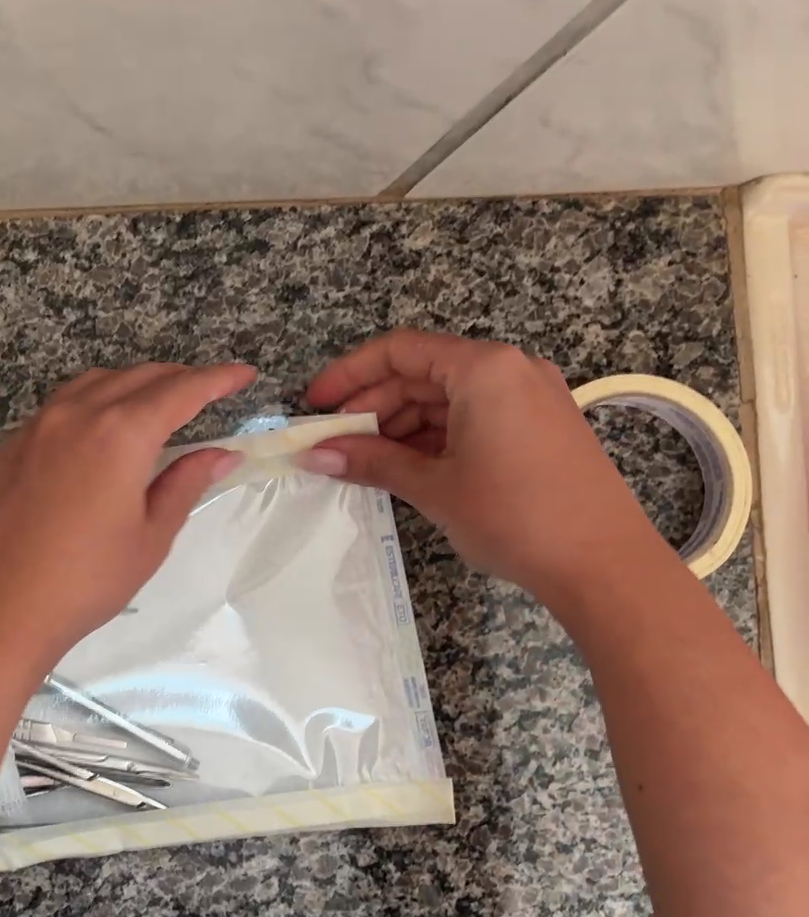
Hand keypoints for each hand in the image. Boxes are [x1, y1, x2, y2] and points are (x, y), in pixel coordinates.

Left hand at [0, 362, 254, 669]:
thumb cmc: (84, 581)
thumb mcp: (149, 537)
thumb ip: (185, 484)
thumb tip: (221, 454)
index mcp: (118, 433)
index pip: (179, 390)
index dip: (217, 379)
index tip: (243, 374)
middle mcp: (73, 416)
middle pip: (135, 379)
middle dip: (176, 379)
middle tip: (205, 393)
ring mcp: (34, 429)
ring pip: (91, 385)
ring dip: (129, 385)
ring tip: (154, 406)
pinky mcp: (8, 448)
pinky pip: (57, 407)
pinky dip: (89, 403)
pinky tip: (97, 430)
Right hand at [297, 329, 662, 595]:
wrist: (605, 565)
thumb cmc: (515, 514)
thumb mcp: (430, 485)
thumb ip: (368, 461)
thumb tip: (311, 455)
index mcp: (485, 371)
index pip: (398, 351)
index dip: (347, 374)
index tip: (314, 405)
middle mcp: (509, 373)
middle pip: (418, 374)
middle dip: (368, 406)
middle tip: (331, 442)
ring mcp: (526, 400)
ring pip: (439, 398)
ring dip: (394, 426)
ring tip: (360, 461)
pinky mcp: (534, 429)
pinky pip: (465, 417)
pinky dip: (426, 437)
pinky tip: (400, 467)